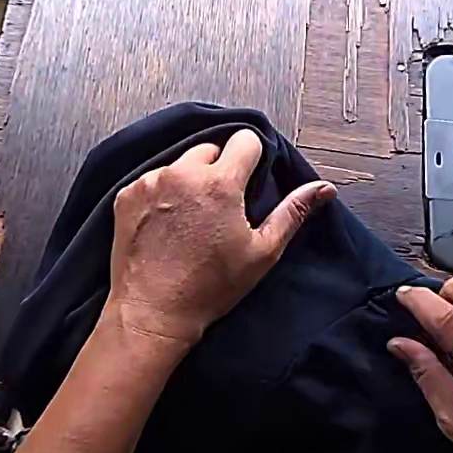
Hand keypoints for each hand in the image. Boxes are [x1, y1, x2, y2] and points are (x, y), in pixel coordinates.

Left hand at [104, 129, 335, 350]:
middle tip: (220, 211)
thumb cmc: (211, 286)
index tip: (249, 183)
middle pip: (211, 149)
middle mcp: (183, 173)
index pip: (244, 140)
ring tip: (191, 221)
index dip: (253, 159)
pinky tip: (167, 226)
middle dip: (219, 171)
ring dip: (190, 182)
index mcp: (220, 183)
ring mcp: (150, 182)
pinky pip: (153, 180)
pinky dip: (162, 194)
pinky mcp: (127, 195)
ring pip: (180, 165)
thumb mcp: (262, 252)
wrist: (154, 312)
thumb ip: (293, 212)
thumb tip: (324, 187)